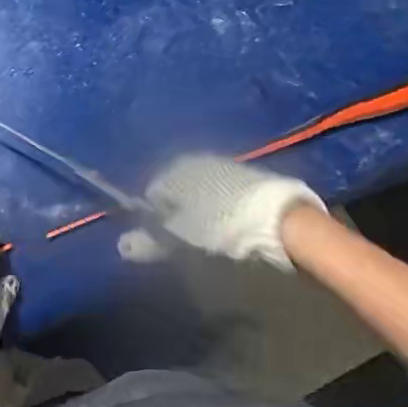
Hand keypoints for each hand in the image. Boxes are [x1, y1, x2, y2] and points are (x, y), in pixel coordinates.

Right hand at [117, 156, 325, 269]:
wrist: (285, 222)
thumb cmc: (224, 225)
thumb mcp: (182, 236)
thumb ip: (150, 240)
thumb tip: (122, 245)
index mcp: (175, 169)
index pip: (152, 190)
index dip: (152, 213)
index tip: (157, 234)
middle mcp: (196, 161)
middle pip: (176, 187)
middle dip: (174, 208)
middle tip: (179, 236)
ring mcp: (224, 167)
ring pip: (199, 189)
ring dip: (198, 207)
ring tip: (203, 233)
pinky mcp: (249, 177)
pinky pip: (221, 192)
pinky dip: (218, 206)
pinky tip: (225, 224)